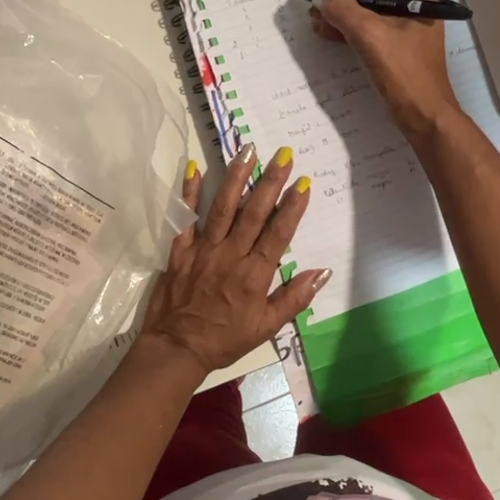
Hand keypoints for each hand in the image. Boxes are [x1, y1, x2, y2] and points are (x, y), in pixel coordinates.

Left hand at [137, 143, 329, 378]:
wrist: (176, 348)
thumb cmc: (225, 339)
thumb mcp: (266, 326)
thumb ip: (294, 298)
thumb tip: (322, 272)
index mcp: (254, 275)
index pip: (277, 234)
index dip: (292, 207)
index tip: (303, 182)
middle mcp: (230, 255)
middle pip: (253, 213)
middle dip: (270, 181)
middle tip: (283, 154)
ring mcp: (203, 249)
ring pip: (222, 207)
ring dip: (236, 177)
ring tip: (248, 150)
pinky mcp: (179, 249)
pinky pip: (185, 217)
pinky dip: (189, 192)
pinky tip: (195, 167)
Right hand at [309, 0, 463, 133]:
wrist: (422, 115)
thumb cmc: (403, 72)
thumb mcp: (370, 35)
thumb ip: (343, 10)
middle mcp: (414, 5)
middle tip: (315, 8)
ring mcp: (405, 27)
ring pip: (366, 10)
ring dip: (340, 14)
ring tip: (316, 22)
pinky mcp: (395, 47)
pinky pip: (367, 29)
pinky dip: (347, 29)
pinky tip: (327, 33)